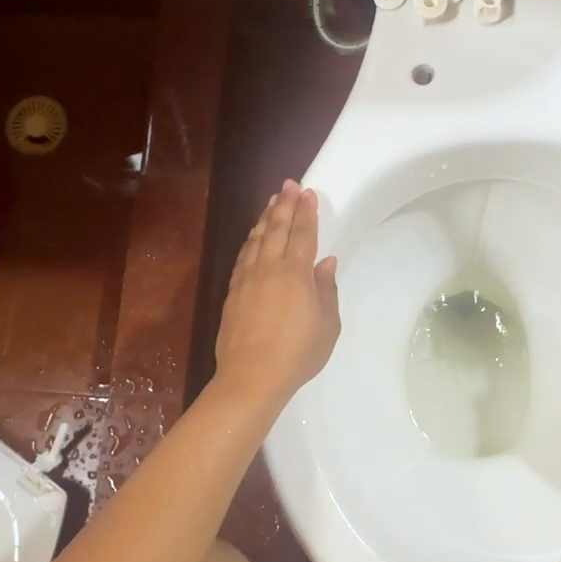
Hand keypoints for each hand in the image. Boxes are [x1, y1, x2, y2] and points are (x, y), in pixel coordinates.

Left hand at [213, 180, 340, 409]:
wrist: (252, 376)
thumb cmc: (297, 354)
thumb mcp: (327, 325)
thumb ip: (326, 290)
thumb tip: (325, 263)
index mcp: (295, 273)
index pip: (303, 234)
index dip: (307, 212)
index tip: (308, 193)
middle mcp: (268, 268)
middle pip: (276, 229)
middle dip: (284, 205)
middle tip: (289, 185)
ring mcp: (246, 279)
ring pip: (256, 240)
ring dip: (265, 218)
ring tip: (271, 203)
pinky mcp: (232, 293)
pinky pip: (243, 256)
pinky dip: (250, 241)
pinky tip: (253, 237)